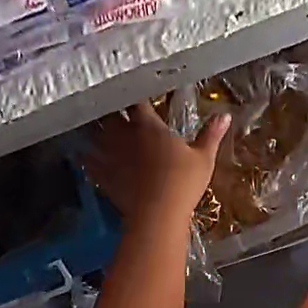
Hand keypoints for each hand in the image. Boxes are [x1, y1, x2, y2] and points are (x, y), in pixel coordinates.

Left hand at [82, 101, 229, 228]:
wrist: (157, 215)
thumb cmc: (183, 183)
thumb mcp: (203, 159)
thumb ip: (211, 135)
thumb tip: (225, 115)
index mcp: (148, 125)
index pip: (137, 102)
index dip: (134, 96)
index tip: (133, 93)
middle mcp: (124, 135)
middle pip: (108, 114)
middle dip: (108, 110)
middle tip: (107, 107)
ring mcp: (110, 156)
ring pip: (92, 134)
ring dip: (92, 130)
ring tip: (89, 125)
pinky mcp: (102, 176)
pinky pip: (88, 162)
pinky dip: (84, 157)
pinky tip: (82, 155)